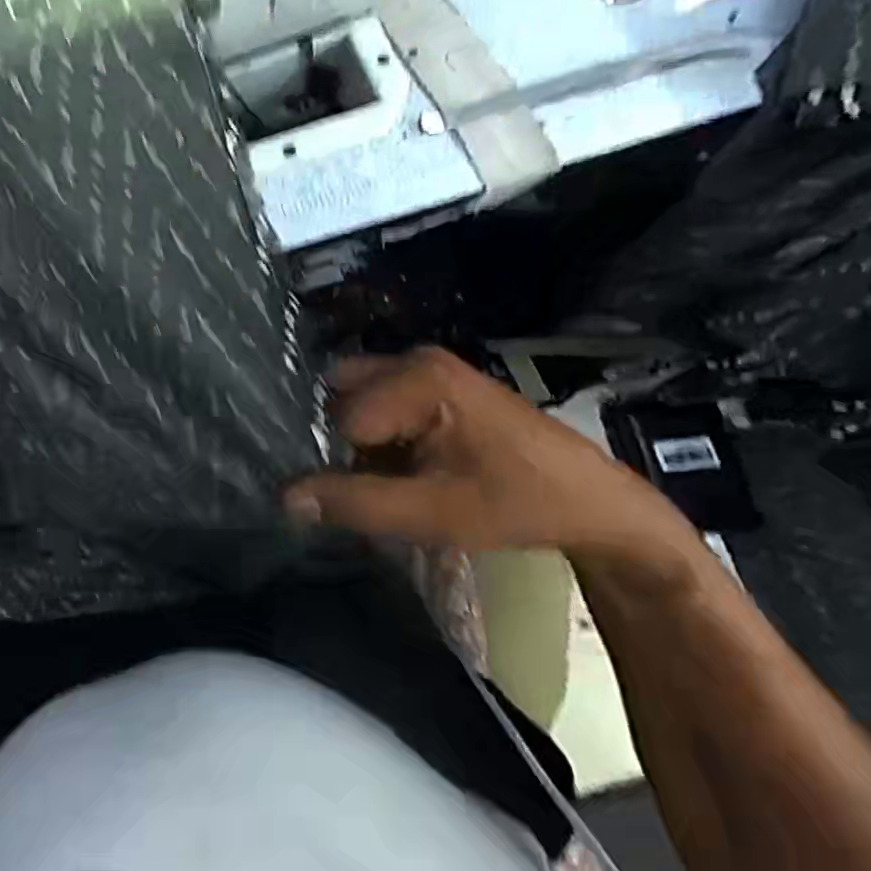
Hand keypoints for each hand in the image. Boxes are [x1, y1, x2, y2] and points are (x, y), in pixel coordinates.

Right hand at [282, 347, 696, 561]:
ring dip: (362, 446)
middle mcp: (415, 358)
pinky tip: (407, 471)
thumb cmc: (514, 503)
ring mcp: (429, 368)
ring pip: (360, 403)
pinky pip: (384, 405)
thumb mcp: (430, 512)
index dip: (340, 466)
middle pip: (342, 401)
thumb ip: (354, 502)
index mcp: (416, 377)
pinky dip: (383, 440)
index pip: (338, 421)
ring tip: (389, 483)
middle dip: (343, 447)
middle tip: (367, 489)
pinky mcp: (439, 384)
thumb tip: (283, 496)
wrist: (587, 499)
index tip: (359, 501)